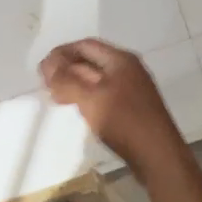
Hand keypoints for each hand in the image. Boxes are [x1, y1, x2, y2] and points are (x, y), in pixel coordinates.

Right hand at [40, 39, 183, 167]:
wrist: (158, 156)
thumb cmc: (124, 122)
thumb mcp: (90, 98)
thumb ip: (66, 79)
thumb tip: (47, 64)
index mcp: (120, 59)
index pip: (85, 45)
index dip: (61, 53)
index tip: (42, 69)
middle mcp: (129, 68)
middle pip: (91, 60)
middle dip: (67, 68)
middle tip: (46, 83)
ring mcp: (133, 88)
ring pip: (97, 77)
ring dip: (76, 82)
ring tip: (57, 95)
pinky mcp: (133, 106)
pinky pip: (104, 92)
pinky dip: (87, 95)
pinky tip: (78, 107)